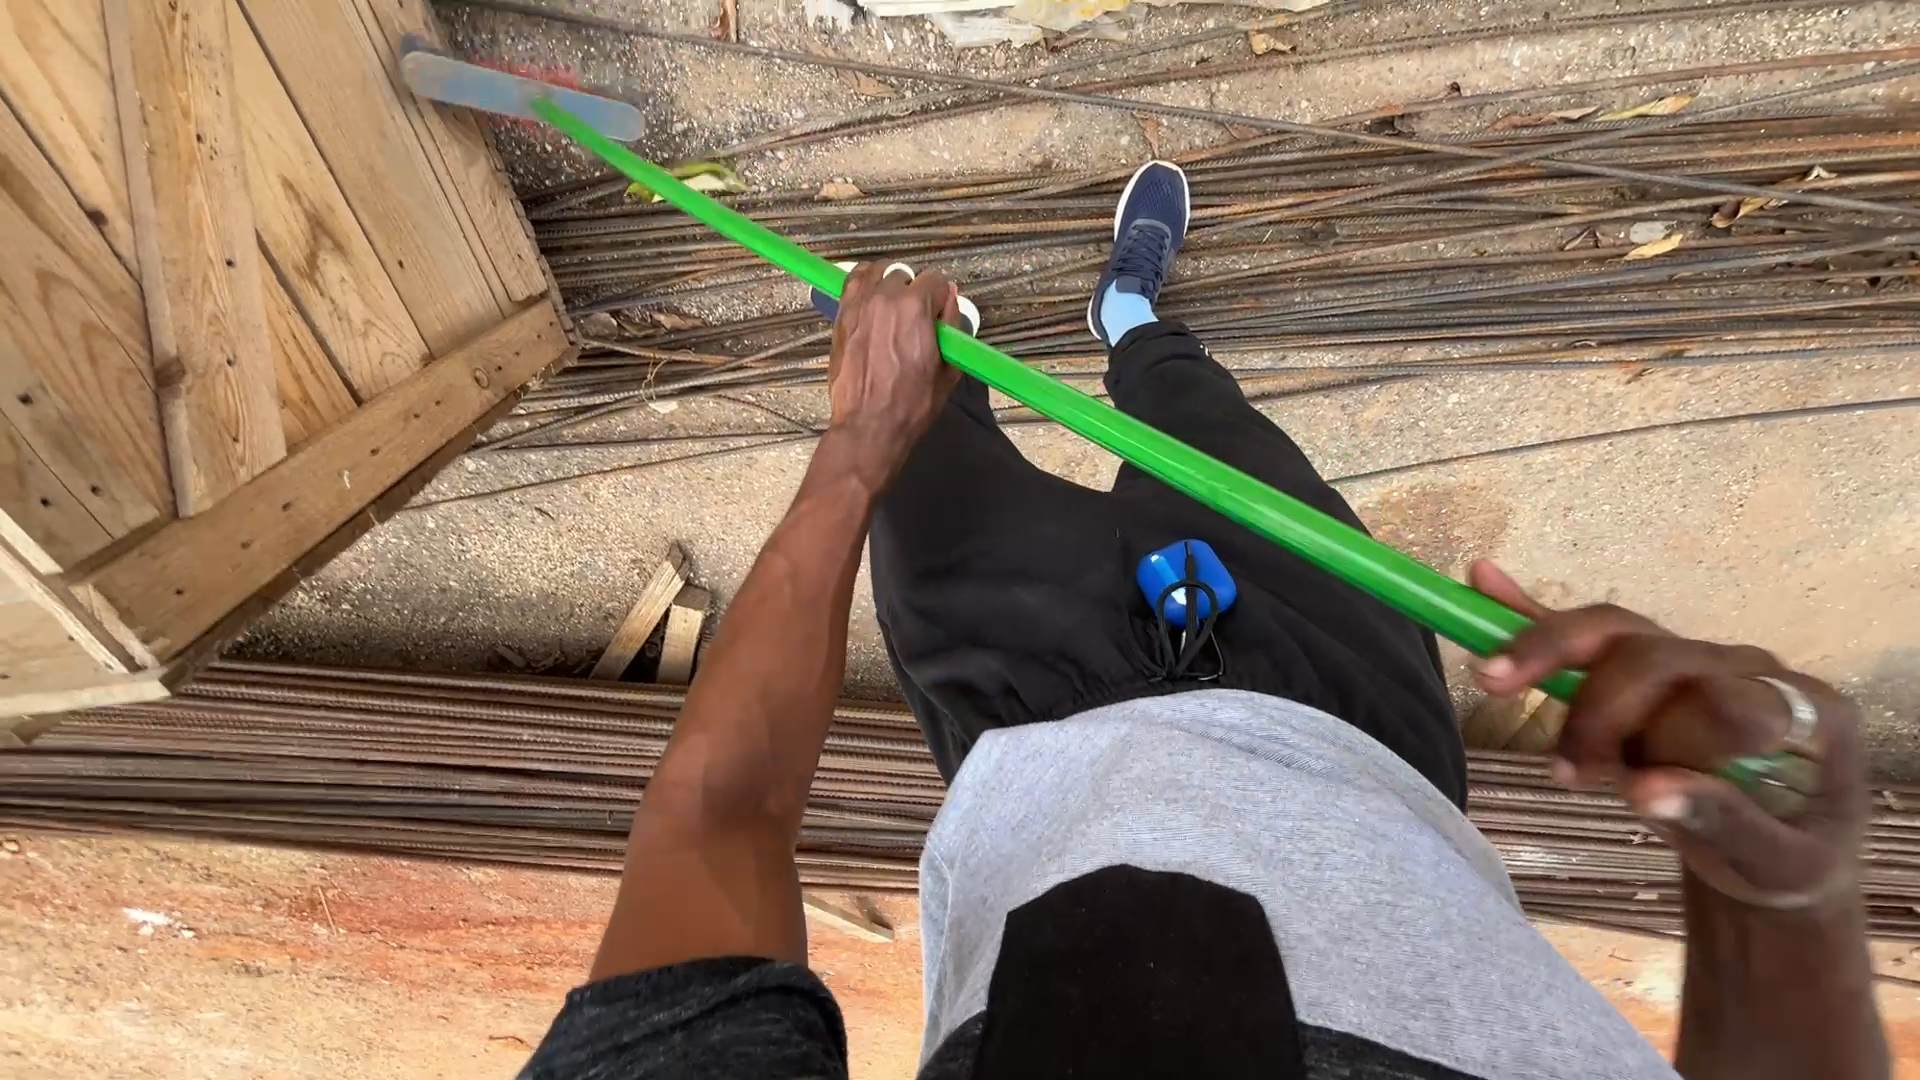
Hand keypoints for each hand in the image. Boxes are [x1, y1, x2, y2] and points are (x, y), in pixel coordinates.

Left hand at [825, 262, 962, 481]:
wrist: (869, 423)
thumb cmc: (912, 403)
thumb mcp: (949, 370)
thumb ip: (953, 327)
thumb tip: (949, 299)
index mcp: (916, 307)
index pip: (936, 281)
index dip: (941, 301)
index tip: (939, 320)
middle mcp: (886, 297)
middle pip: (906, 276)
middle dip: (915, 293)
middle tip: (916, 320)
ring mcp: (859, 303)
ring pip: (878, 272)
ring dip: (889, 284)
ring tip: (893, 307)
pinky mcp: (842, 315)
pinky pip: (853, 282)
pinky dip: (864, 284)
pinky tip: (871, 299)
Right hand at [1468, 560, 1867, 909]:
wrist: (1771, 841)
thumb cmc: (1783, 854)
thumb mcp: (1778, 862)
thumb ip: (1724, 821)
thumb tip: (1647, 792)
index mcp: (1799, 710)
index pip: (1724, 697)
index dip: (1676, 736)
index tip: (1642, 789)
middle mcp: (1740, 667)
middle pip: (1648, 654)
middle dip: (1593, 704)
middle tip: (1560, 766)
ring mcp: (1682, 656)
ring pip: (1604, 631)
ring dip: (1541, 655)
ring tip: (1493, 683)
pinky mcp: (1630, 661)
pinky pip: (1574, 628)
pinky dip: (1524, 606)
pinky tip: (1482, 577)